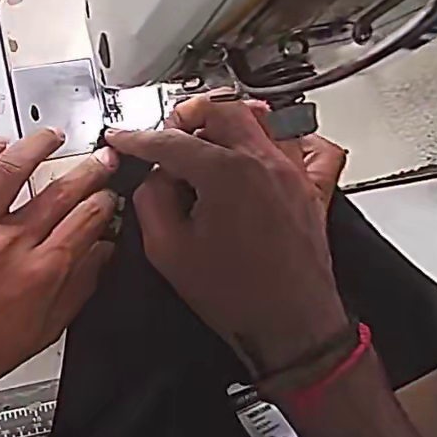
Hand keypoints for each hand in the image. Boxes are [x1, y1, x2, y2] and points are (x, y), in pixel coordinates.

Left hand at [0, 129, 117, 436]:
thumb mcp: (43, 331)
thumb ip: (78, 288)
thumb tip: (102, 255)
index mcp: (39, 272)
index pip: (87, 219)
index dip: (104, 201)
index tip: (107, 196)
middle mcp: (8, 244)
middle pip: (60, 190)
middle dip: (89, 169)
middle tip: (99, 159)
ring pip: (10, 170)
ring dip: (38, 146)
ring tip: (52, 137)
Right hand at [106, 95, 349, 376]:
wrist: (288, 326)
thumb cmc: (235, 296)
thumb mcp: (167, 251)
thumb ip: (151, 201)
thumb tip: (154, 178)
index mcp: (225, 174)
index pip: (171, 140)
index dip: (138, 137)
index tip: (123, 138)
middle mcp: (263, 163)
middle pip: (220, 109)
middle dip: (186, 115)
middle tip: (166, 134)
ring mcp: (293, 173)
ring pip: (264, 117)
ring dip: (230, 119)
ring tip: (208, 137)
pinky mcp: (313, 190)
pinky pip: (313, 146)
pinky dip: (290, 137)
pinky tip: (269, 149)